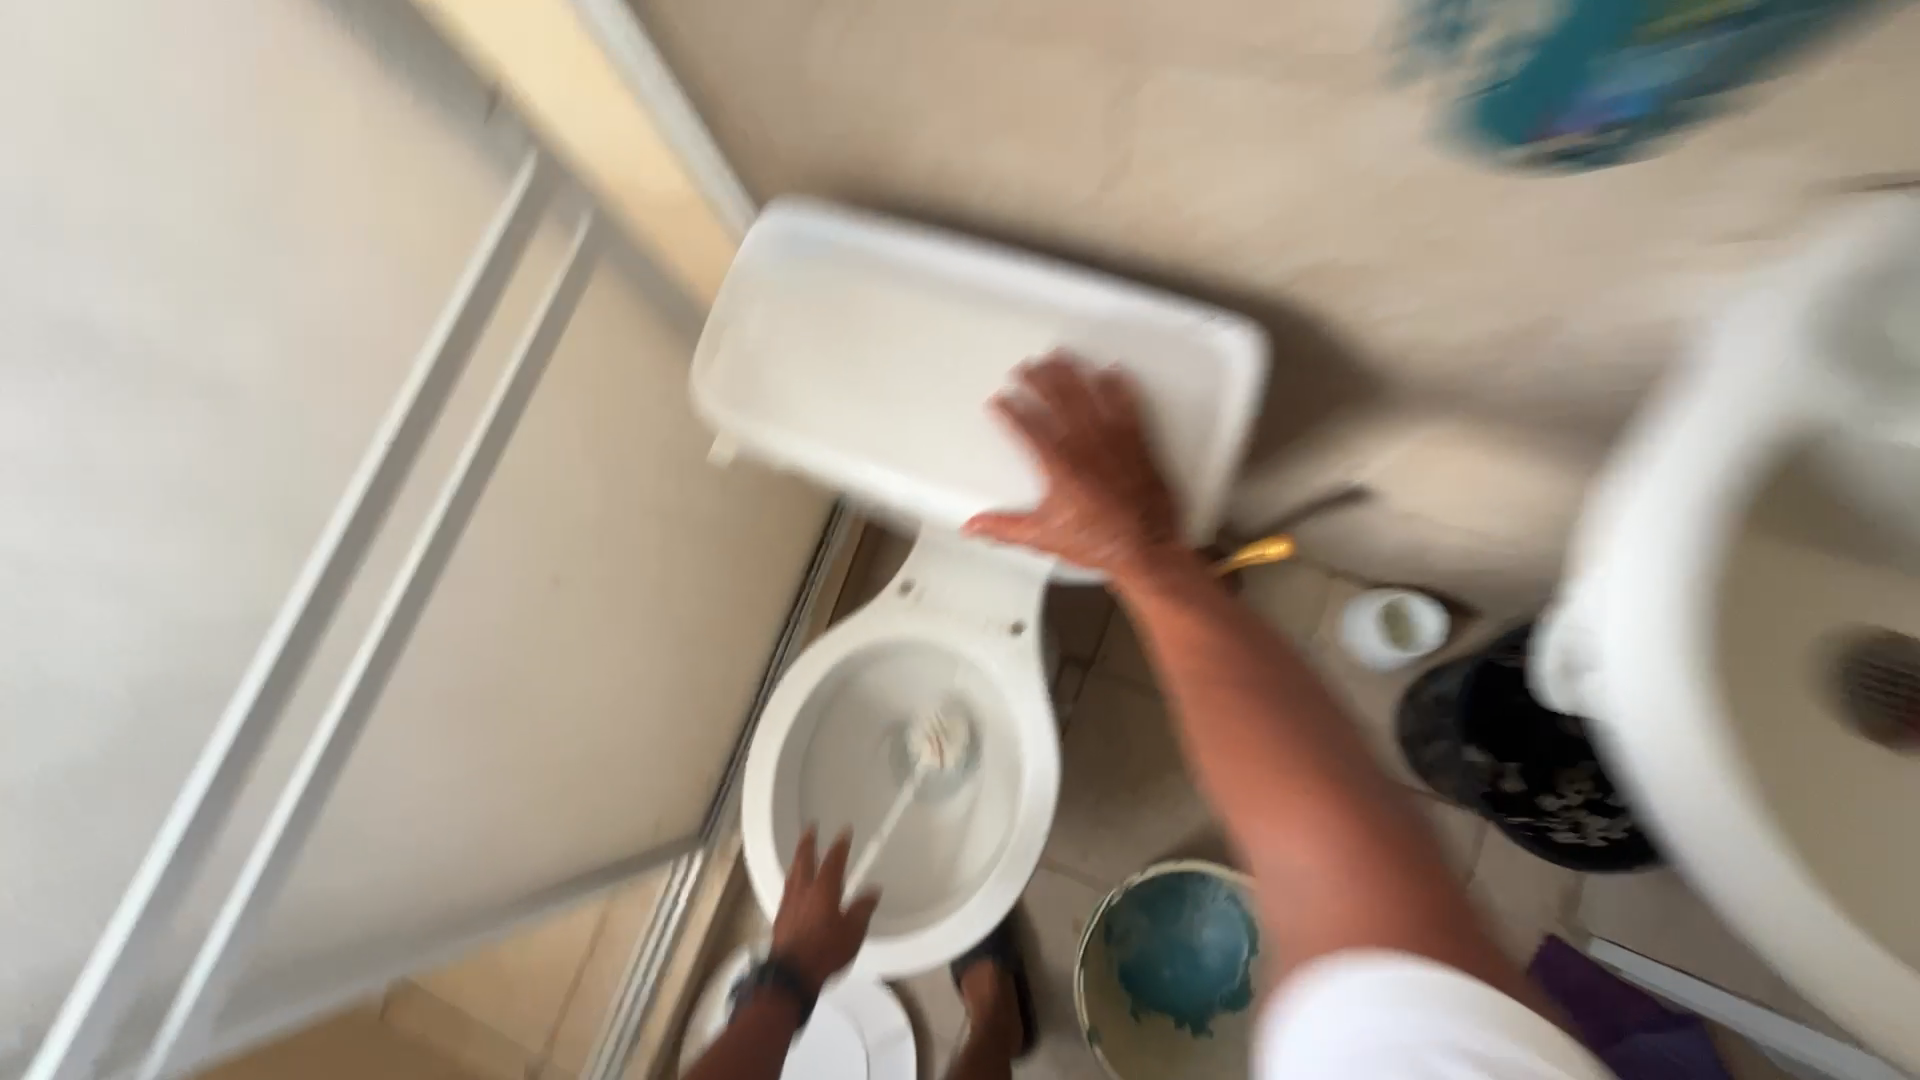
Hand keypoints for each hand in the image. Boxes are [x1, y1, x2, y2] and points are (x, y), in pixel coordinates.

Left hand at [771, 826, 880, 991]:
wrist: (790, 975)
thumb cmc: (826, 951)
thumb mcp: (853, 932)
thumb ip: (862, 909)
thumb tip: (873, 891)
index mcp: (824, 889)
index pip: (834, 860)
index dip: (840, 844)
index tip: (845, 830)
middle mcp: (804, 890)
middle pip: (805, 859)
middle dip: (809, 842)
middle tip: (811, 827)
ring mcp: (789, 903)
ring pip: (793, 873)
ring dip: (798, 858)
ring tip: (801, 851)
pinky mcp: (780, 917)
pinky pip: (787, 889)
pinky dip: (792, 879)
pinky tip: (794, 885)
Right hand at [964, 351, 1183, 579]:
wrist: (1146, 549)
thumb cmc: (1101, 542)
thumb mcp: (1043, 537)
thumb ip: (1005, 528)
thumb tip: (976, 525)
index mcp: (1059, 466)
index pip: (1026, 428)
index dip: (1009, 411)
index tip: (999, 401)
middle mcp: (1085, 447)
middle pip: (1056, 401)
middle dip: (1037, 380)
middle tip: (1025, 367)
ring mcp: (1113, 441)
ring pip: (1088, 396)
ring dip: (1072, 373)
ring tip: (1059, 357)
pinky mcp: (1137, 444)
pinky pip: (1127, 406)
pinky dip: (1118, 387)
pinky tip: (1111, 372)